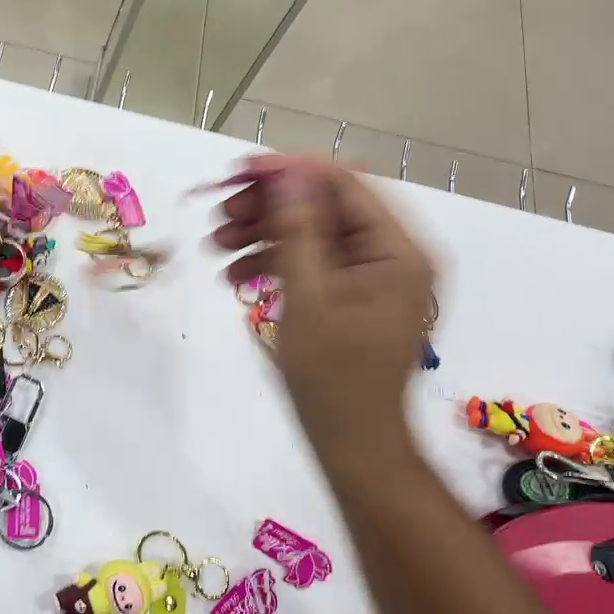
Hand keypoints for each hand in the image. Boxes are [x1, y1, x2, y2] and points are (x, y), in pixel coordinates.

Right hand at [209, 154, 434, 457]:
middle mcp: (393, 255)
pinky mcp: (353, 299)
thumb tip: (288, 174)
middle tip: (219, 215)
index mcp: (399, 250)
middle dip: (268, 207)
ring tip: (215, 246)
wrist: (352, 441)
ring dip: (262, 235)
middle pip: (325, 207)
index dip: (290, 171)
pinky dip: (274, 264)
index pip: (345, 184)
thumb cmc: (332, 373)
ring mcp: (373, 278)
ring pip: (312, 235)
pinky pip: (312, 265)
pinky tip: (235, 275)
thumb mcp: (308, 295)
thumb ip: (297, 229)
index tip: (236, 174)